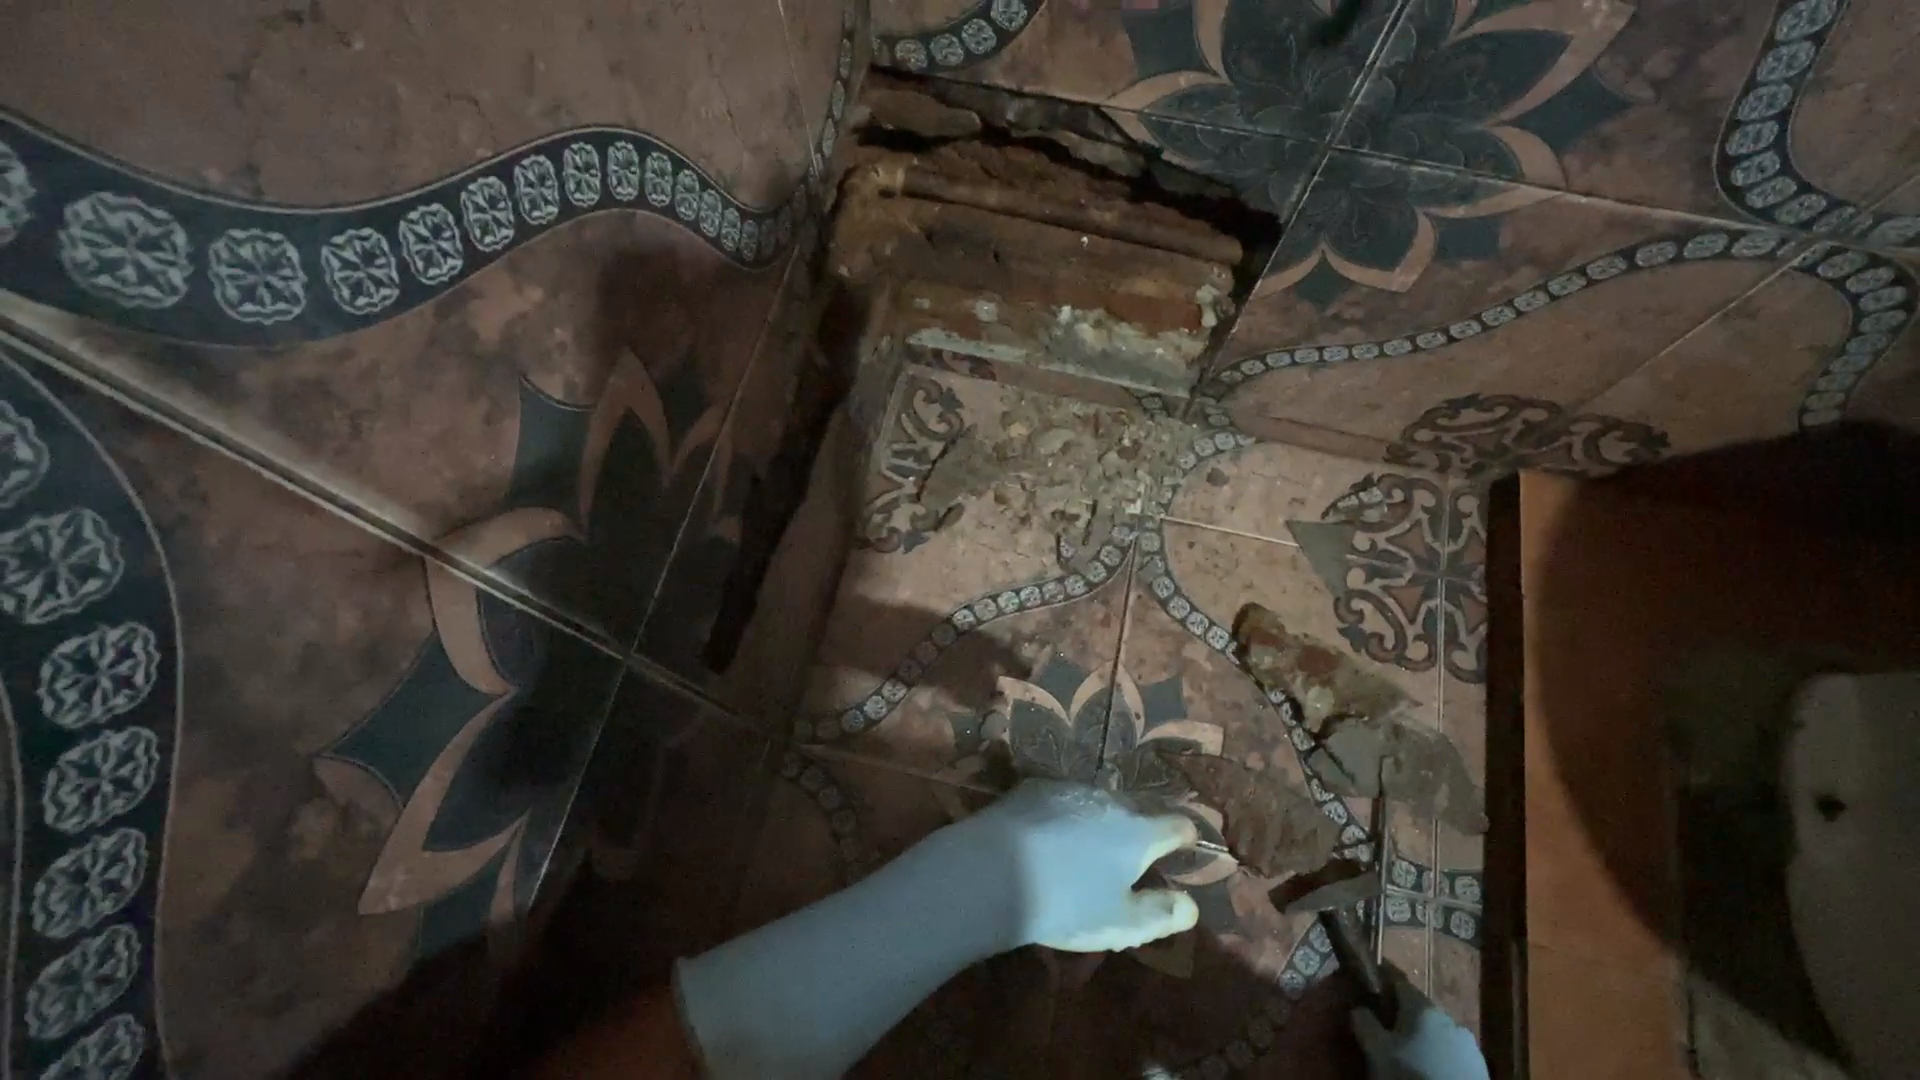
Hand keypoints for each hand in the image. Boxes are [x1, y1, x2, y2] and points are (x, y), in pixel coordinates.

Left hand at [946, 779, 1200, 952]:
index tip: (1183, 846)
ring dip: (1098, 820)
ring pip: (1096, 802)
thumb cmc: (1066, 904)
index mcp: (1138, 833)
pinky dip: (1063, 814)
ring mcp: (1069, 790)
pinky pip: (1061, 800)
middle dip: (1138, 828)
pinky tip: (1046, 836)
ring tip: (1084, 846)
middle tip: (1129, 854)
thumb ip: (1161, 913)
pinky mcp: (1032, 788)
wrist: (993, 872)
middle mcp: (1109, 801)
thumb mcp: (1121, 924)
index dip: (1184, 836)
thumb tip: (1190, 906)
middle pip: (1135, 810)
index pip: (1176, 825)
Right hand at [1351, 968, 1489, 1079]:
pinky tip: (1431, 1069)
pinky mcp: (1480, 1067)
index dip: (1383, 983)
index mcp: (1422, 1007)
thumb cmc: (1411, 1073)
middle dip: (1404, 1015)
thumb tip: (1359, 1008)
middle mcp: (1448, 1017)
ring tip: (1411, 1053)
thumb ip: (1364, 1022)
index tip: (1371, 990)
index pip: (1399, 982)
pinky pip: (1453, 1052)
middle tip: (1388, 1028)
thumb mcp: (1377, 1050)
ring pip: (1438, 1031)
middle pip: (1419, 1008)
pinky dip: (1440, 1054)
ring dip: (1424, 1036)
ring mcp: (1468, 1043)